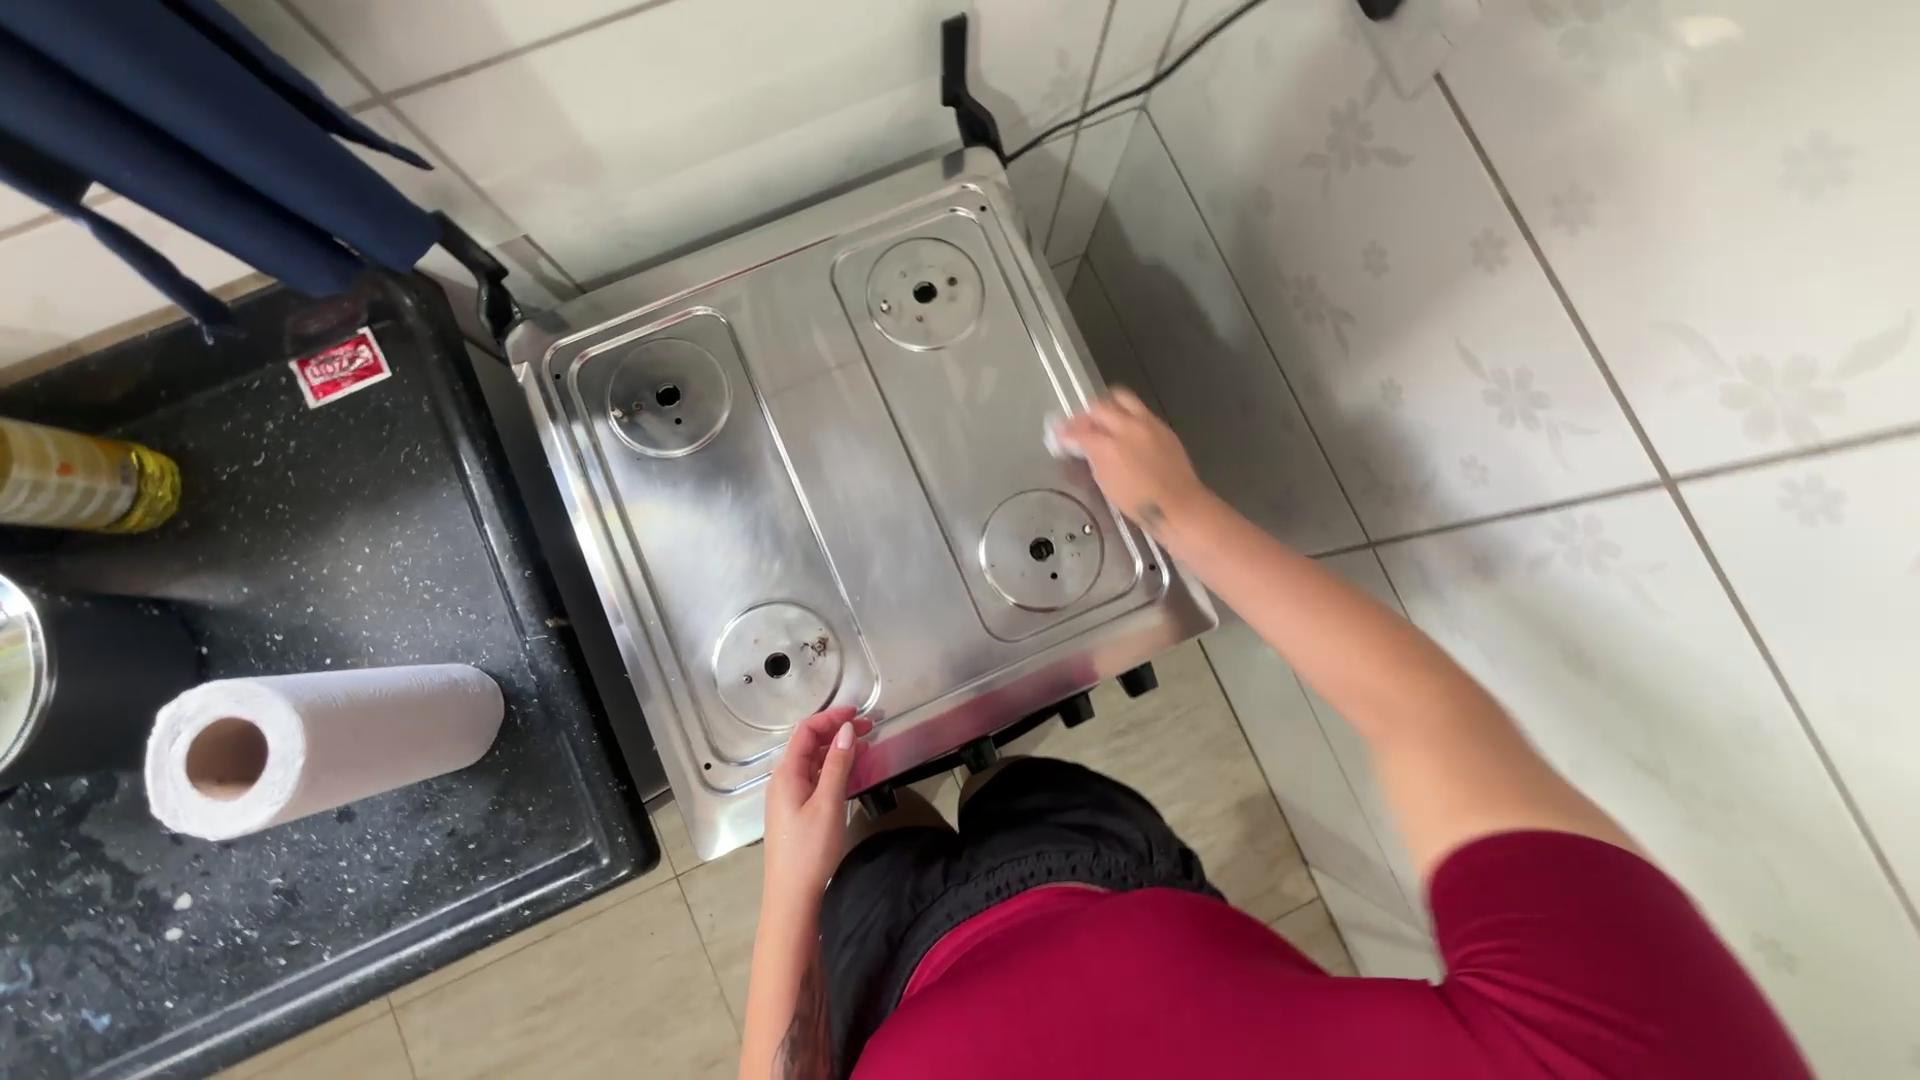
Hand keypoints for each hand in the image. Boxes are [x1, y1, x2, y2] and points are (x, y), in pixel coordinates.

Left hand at [762, 706, 872, 903]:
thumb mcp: (827, 803)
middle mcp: (783, 780)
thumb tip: (846, 730)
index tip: (857, 713)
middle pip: (808, 744)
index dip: (830, 717)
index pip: (806, 731)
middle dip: (836, 731)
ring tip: (864, 744)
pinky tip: (851, 769)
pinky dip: (833, 768)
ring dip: (836, 749)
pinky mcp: (796, 811)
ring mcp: (789, 796)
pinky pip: (815, 778)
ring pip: (813, 761)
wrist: (792, 896)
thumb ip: (837, 764)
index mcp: (786, 774)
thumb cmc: (809, 849)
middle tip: (868, 727)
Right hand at [1059, 389, 1206, 532]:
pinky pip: (1139, 410)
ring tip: (1103, 419)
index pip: (1080, 430)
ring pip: (1122, 398)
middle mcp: (1129, 427)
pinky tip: (1125, 429)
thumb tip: (1084, 445)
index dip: (1066, 431)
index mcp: (1110, 446)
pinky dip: (1127, 414)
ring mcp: (1148, 423)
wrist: (1177, 505)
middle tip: (1079, 425)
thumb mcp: (1106, 483)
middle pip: (1100, 406)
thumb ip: (1093, 458)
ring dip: (1107, 406)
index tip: (1059, 434)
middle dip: (1085, 414)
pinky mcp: (1162, 426)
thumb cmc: (1138, 502)